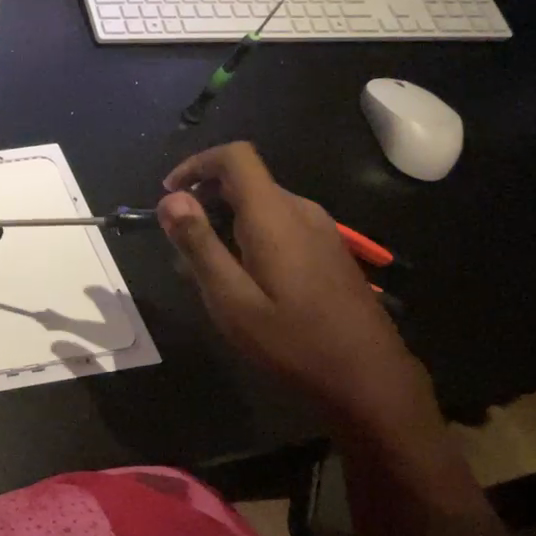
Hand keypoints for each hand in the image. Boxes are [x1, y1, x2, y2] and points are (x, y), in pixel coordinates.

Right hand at [158, 143, 432, 428]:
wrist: (367, 377)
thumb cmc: (290, 341)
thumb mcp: (230, 298)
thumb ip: (199, 244)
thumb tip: (170, 199)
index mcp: (274, 217)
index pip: (236, 157)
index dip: (195, 165)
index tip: (168, 197)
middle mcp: (301, 212)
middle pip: (246, 180)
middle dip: (204, 199)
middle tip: (178, 244)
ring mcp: (321, 231)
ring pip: (262, 204)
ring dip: (224, 220)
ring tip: (204, 268)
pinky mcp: (328, 251)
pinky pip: (280, 225)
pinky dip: (248, 234)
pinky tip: (242, 279)